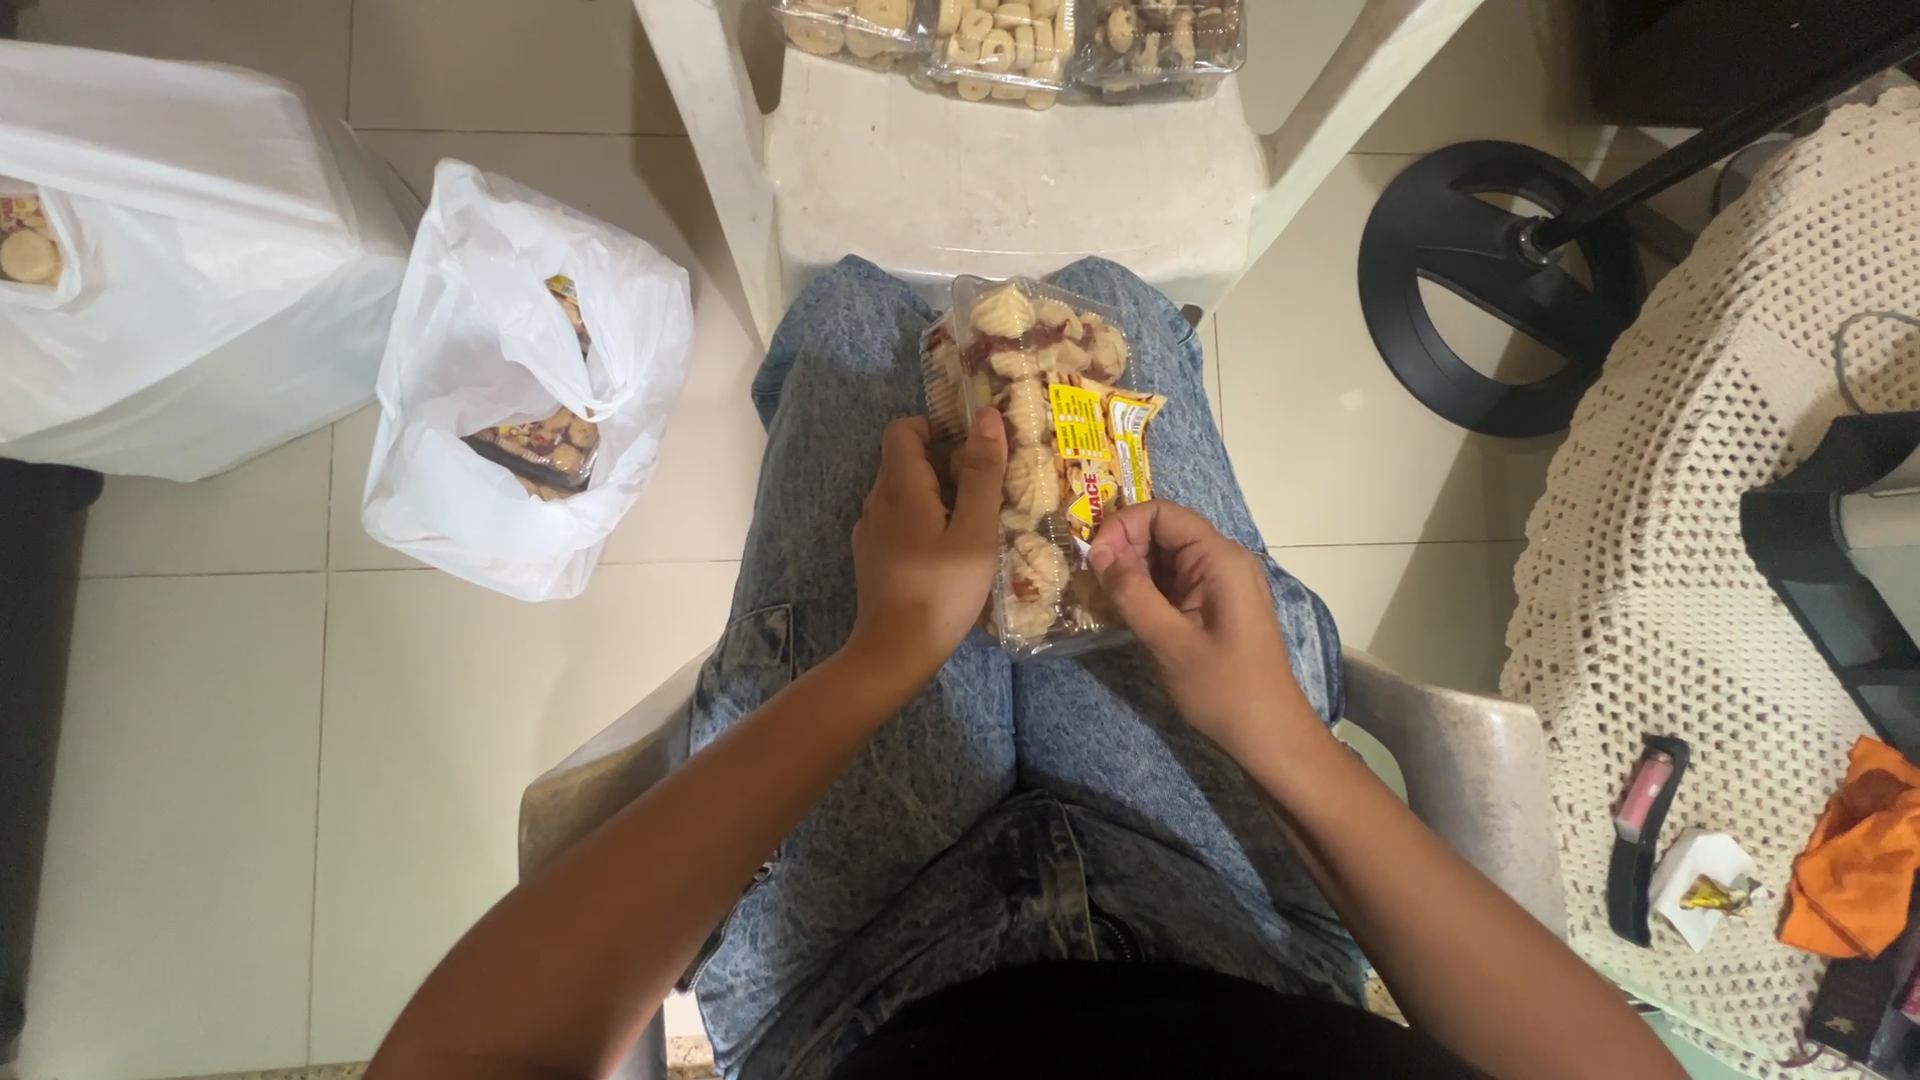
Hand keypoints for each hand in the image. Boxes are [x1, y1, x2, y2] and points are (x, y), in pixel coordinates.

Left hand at [845, 408, 1007, 687]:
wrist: (896, 650)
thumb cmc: (942, 588)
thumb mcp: (974, 530)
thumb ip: (981, 473)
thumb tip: (988, 418)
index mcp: (898, 487)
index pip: (903, 429)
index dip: (935, 426)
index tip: (970, 447)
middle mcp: (876, 502)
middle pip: (904, 460)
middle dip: (944, 463)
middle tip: (985, 489)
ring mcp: (870, 532)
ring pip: (902, 493)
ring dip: (936, 494)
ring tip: (973, 522)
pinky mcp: (872, 558)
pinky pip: (898, 521)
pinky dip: (923, 521)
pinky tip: (948, 551)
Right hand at [1088, 500, 1323, 756]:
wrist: (1269, 735)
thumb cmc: (1223, 688)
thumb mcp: (1168, 641)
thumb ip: (1131, 592)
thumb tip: (1097, 552)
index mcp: (1220, 558)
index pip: (1162, 513)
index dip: (1122, 525)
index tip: (1095, 557)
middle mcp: (1223, 559)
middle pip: (1163, 530)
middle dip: (1123, 546)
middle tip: (1094, 578)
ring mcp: (1221, 581)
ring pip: (1165, 555)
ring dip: (1131, 568)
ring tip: (1103, 593)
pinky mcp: (1214, 602)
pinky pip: (1174, 579)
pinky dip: (1146, 587)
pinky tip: (1125, 608)